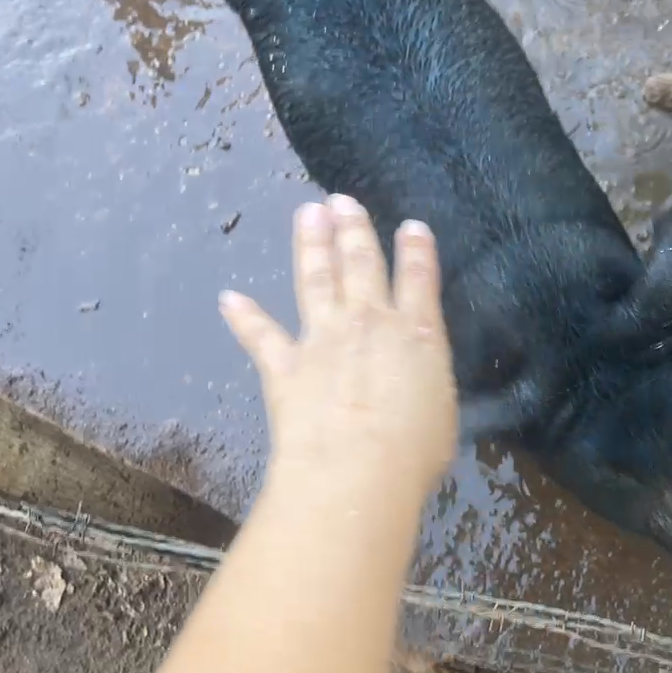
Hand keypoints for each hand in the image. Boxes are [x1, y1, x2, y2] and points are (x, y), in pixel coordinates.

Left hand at [219, 195, 458, 502]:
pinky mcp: (285, 366)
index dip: (417, 250)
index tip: (412, 225)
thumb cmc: (417, 448)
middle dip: (354, 231)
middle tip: (342, 200)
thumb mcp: (441, 407)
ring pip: (317, 280)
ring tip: (308, 214)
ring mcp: (324, 340)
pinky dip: (245, 317)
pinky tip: (230, 298)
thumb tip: (416, 374)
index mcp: (419, 334)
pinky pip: (262, 336)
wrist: (356, 472)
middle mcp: (372, 324)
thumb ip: (426, 378)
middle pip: (363, 266)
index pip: (420, 280)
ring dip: (312, 246)